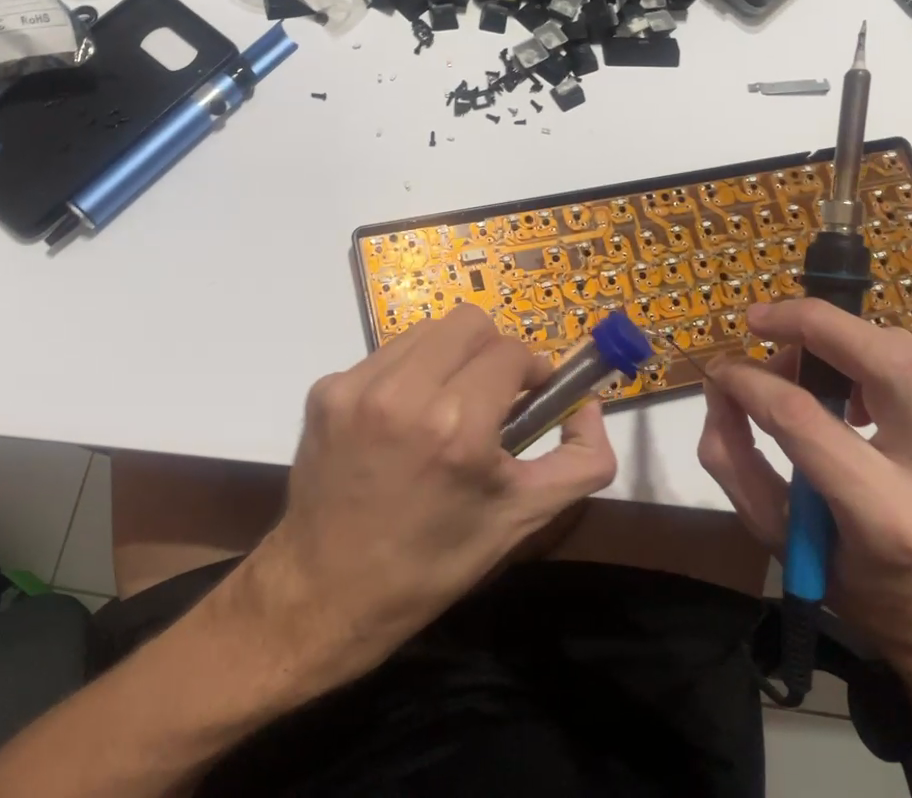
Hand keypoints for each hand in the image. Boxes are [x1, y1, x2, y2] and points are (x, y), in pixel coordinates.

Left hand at [256, 304, 616, 671]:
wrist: (329, 588)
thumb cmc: (434, 561)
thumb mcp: (523, 519)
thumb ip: (582, 462)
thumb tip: (588, 407)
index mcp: (457, 427)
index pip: (512, 352)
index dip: (534, 370)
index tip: (533, 395)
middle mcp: (402, 393)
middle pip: (468, 322)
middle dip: (494, 351)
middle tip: (495, 393)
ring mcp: (355, 387)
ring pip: (425, 332)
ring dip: (449, 358)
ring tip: (446, 406)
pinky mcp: (324, 390)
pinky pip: (384, 357)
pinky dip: (406, 376)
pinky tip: (402, 422)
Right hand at [696, 299, 911, 681]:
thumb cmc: (859, 586)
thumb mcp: (778, 539)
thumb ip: (734, 461)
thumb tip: (718, 389)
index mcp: (887, 517)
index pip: (805, 420)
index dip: (752, 382)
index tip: (720, 371)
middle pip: (886, 359)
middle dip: (814, 322)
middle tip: (759, 319)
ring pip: (902, 351)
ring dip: (837, 341)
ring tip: (797, 367)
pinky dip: (866, 361)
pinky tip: (844, 390)